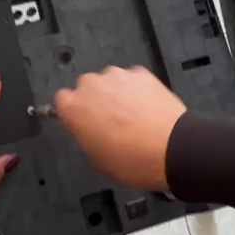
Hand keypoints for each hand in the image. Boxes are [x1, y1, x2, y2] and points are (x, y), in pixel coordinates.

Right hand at [52, 65, 186, 191]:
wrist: (173, 149)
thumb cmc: (134, 159)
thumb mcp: (98, 161)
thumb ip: (86, 138)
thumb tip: (91, 132)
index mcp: (74, 107)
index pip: (61, 101)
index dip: (72, 113)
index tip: (81, 122)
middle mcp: (91, 85)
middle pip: (85, 88)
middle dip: (94, 102)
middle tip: (109, 123)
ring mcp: (117, 76)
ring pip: (109, 82)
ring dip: (116, 94)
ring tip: (131, 117)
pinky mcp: (140, 73)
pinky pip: (132, 80)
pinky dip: (136, 90)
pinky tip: (145, 109)